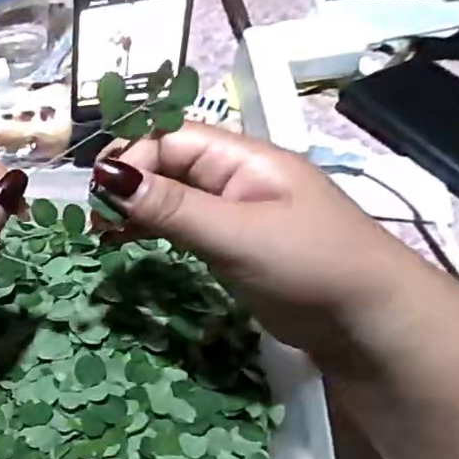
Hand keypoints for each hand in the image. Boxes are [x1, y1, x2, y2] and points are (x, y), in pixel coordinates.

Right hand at [93, 124, 440, 360]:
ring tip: (101, 234)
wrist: (365, 319)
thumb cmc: (310, 265)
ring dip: (133, 208)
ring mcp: (231, 210)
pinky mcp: (229, 243)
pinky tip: (128, 243)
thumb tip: (108, 177)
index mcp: (243, 157)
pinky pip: (180, 225)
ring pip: (169, 195)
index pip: (171, 139)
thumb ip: (173, 208)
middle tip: (93, 220)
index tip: (98, 197)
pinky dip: (151, 230)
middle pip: (166, 163)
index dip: (130, 160)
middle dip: (126, 183)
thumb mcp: (236, 234)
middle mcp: (233, 176)